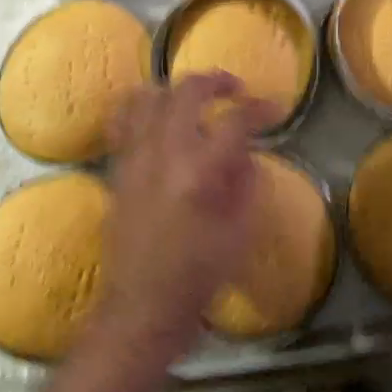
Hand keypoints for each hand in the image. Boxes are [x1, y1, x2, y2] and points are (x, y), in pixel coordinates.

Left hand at [91, 72, 274, 365]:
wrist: (140, 310)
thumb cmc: (198, 277)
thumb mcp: (240, 233)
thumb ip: (246, 182)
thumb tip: (245, 153)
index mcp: (200, 171)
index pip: (235, 120)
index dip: (260, 108)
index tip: (275, 109)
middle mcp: (163, 154)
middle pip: (188, 92)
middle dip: (217, 81)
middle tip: (236, 89)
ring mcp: (134, 158)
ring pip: (149, 97)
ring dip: (176, 89)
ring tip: (193, 97)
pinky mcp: (117, 170)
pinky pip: (123, 122)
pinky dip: (142, 109)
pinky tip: (156, 118)